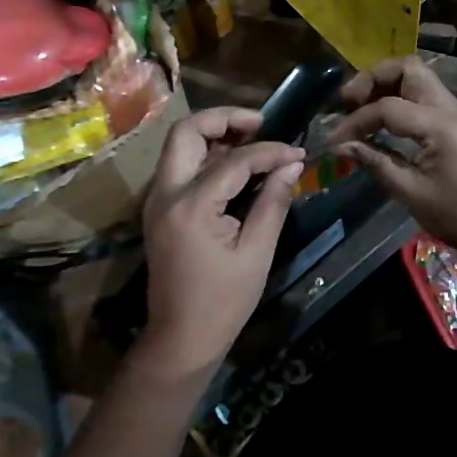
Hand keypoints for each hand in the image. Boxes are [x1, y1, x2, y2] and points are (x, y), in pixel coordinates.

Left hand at [143, 108, 304, 367]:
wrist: (181, 337)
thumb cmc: (224, 300)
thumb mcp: (257, 252)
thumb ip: (273, 202)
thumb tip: (292, 165)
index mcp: (191, 207)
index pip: (235, 161)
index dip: (271, 152)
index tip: (298, 153)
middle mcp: (166, 195)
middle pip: (186, 132)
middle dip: (224, 119)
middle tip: (261, 124)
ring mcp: (158, 201)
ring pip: (179, 146)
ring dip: (214, 135)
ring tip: (254, 141)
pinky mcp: (161, 210)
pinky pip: (181, 167)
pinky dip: (207, 156)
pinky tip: (238, 167)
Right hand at [328, 57, 456, 257]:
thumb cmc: (455, 214)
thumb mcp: (409, 192)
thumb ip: (374, 161)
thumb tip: (340, 146)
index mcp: (439, 125)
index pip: (388, 106)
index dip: (356, 121)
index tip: (335, 140)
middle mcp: (449, 107)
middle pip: (407, 68)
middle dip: (373, 78)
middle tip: (348, 102)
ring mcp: (455, 111)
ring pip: (417, 76)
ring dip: (386, 84)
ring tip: (359, 107)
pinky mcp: (455, 120)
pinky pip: (424, 93)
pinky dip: (399, 96)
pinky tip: (381, 119)